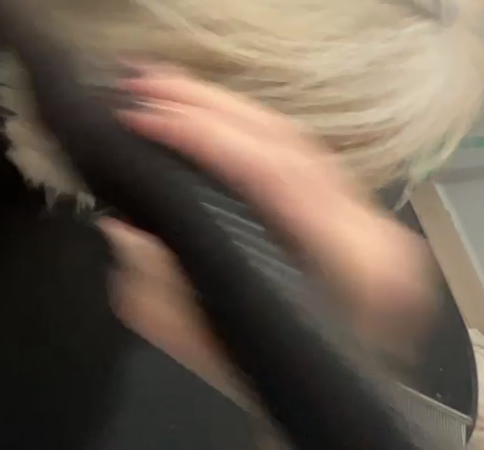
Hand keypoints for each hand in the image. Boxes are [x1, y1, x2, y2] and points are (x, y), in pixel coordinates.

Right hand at [99, 72, 434, 400]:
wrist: (330, 403)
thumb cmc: (268, 375)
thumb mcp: (205, 346)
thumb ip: (158, 294)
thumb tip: (118, 227)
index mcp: (347, 265)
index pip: (270, 173)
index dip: (200, 133)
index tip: (140, 117)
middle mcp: (366, 229)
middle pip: (278, 137)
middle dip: (198, 101)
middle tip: (137, 82)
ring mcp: (363, 212)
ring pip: (284, 131)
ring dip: (212, 99)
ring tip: (153, 81)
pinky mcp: (347, 204)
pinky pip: (288, 142)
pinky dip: (235, 116)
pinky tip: (192, 103)